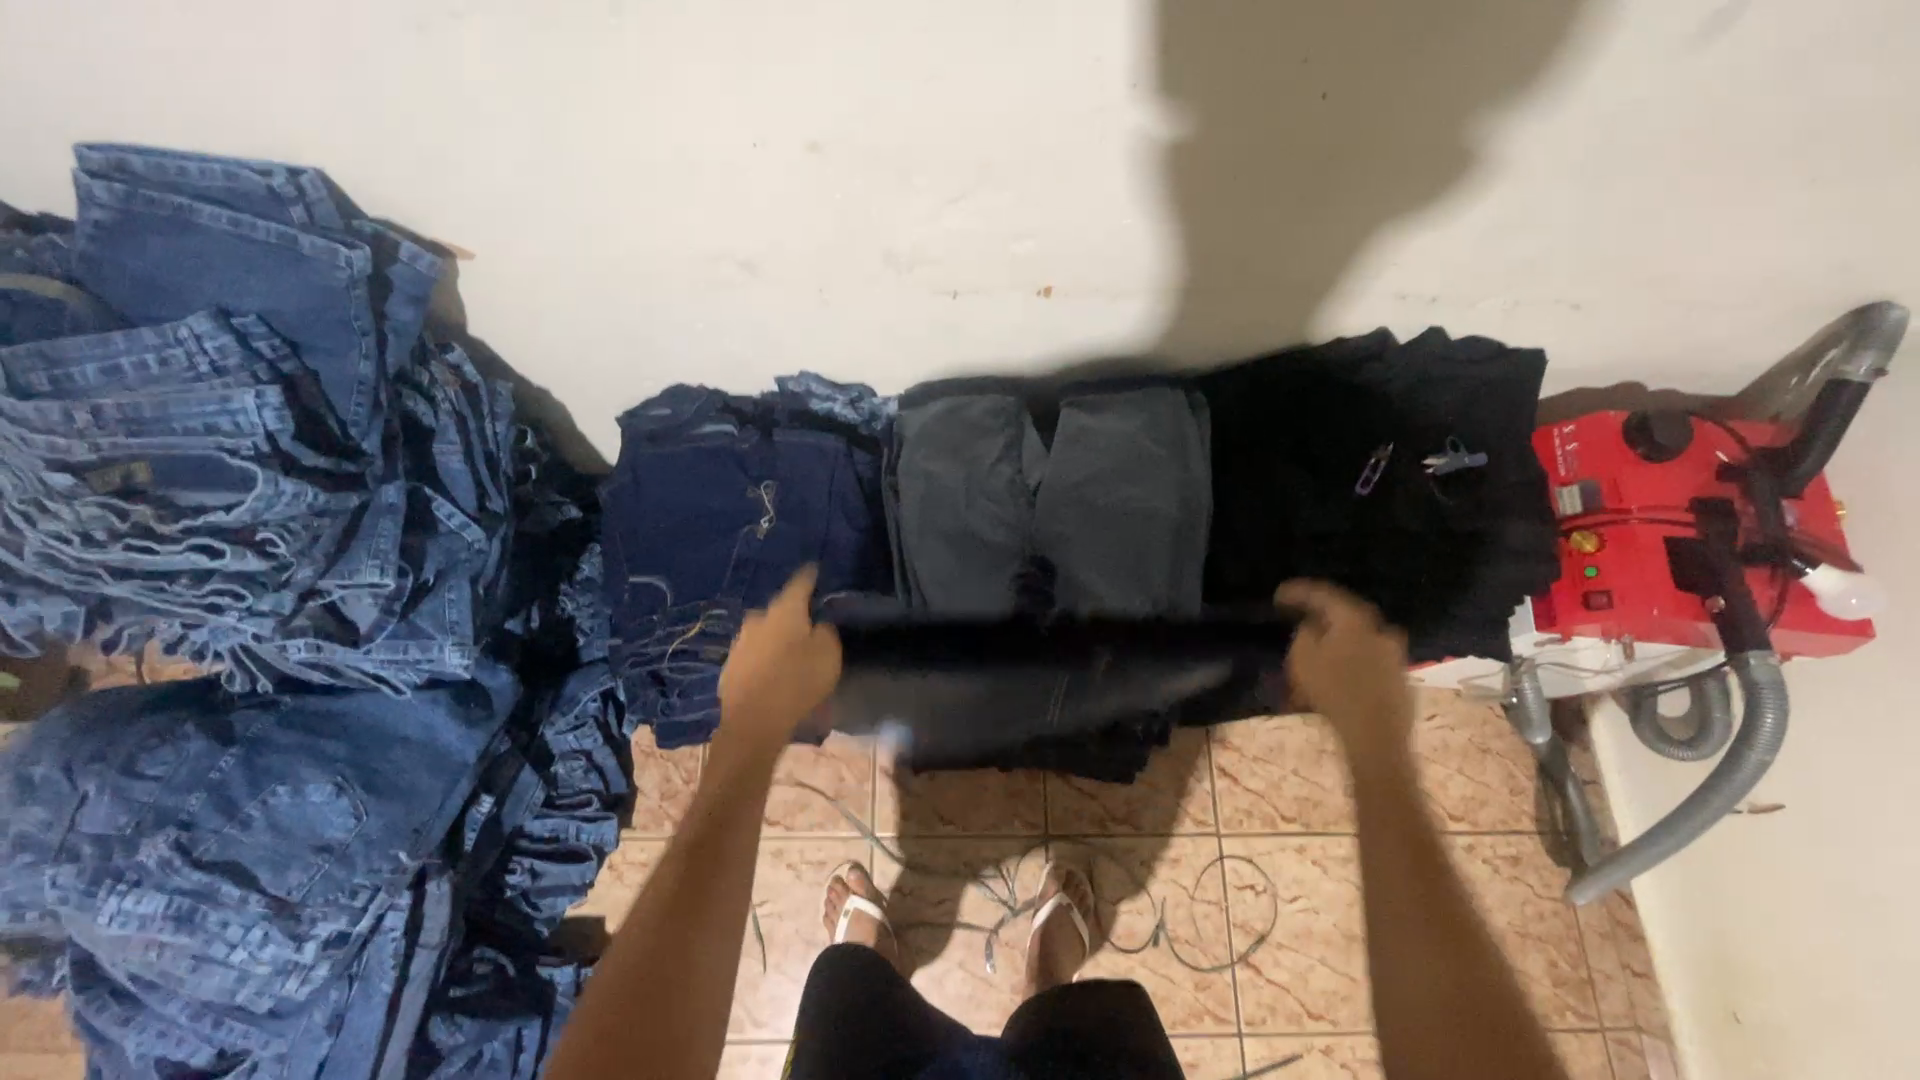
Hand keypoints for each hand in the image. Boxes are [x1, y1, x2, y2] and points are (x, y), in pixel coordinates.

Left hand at [716, 566, 842, 757]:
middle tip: (806, 624)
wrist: (753, 722)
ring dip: (775, 639)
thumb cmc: (798, 682)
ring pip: (763, 633)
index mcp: (784, 610)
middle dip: (791, 615)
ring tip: (789, 652)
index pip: (800, 583)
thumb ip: (825, 632)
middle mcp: (758, 619)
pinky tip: (772, 672)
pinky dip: (763, 659)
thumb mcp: (828, 654)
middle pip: (778, 610)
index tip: (814, 570)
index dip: (809, 576)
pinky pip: (752, 655)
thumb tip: (817, 625)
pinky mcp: (729, 667)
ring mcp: (739, 643)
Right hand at [1274, 580, 1413, 762]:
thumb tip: (1313, 626)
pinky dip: (1349, 664)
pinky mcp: (1400, 679)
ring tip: (1315, 658)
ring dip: (1336, 646)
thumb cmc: (1334, 692)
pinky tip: (1334, 679)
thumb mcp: (1302, 658)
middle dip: (1322, 620)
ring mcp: (1394, 655)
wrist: (1377, 737)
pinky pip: (1367, 662)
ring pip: (1357, 642)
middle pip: (1345, 617)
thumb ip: (1305, 634)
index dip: (1298, 593)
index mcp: (1355, 620)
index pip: (1323, 595)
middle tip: (1301, 622)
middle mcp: (1380, 630)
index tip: (1279, 595)